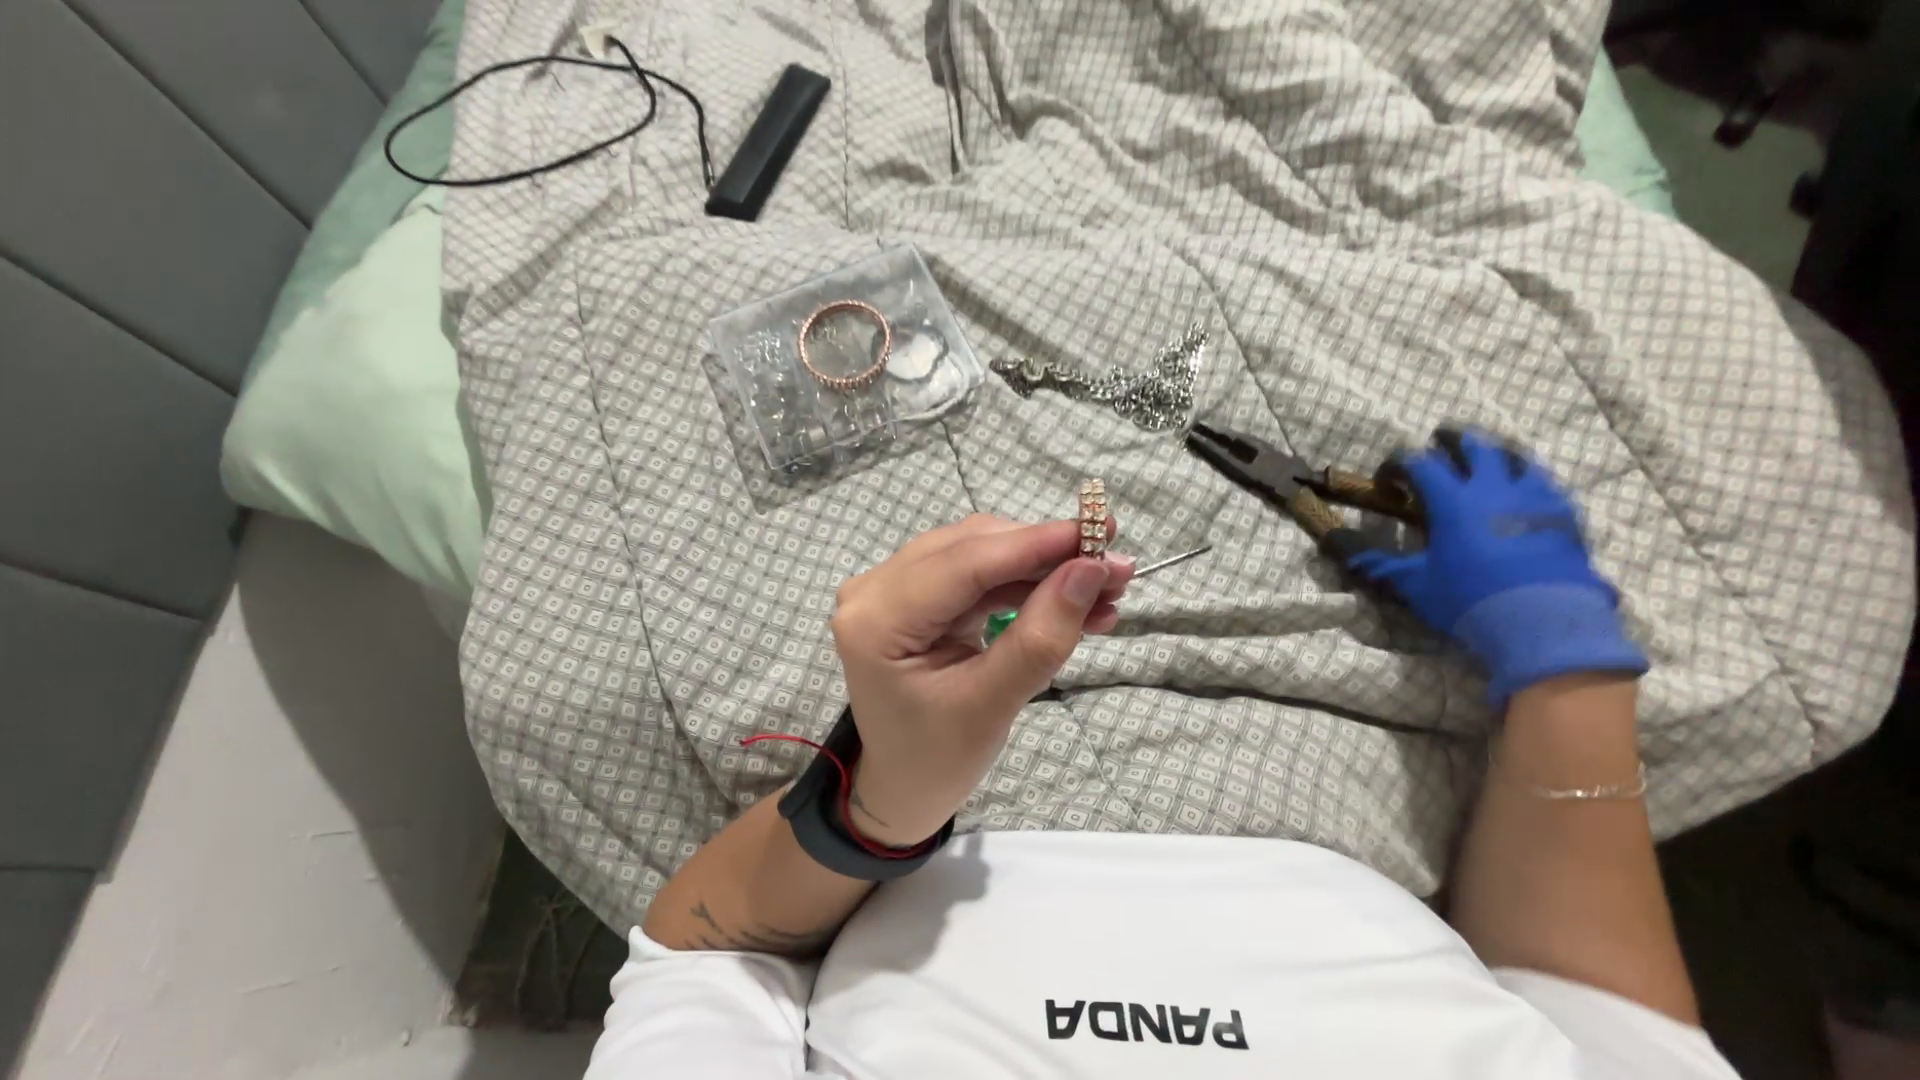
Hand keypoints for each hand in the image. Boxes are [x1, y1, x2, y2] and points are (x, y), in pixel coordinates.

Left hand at [830, 515, 1135, 844]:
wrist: (902, 785)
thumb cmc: (937, 758)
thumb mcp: (992, 705)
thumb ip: (1040, 637)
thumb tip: (1090, 571)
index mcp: (876, 619)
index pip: (965, 562)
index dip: (1037, 543)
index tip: (1103, 530)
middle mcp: (876, 589)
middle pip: (973, 549)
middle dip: (1049, 555)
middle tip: (1119, 567)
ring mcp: (893, 589)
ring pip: (981, 556)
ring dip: (1045, 569)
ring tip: (1109, 589)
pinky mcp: (917, 596)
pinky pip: (979, 576)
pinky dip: (1027, 586)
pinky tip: (1075, 600)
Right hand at [1347, 429, 1647, 708]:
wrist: (1542, 621)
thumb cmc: (1468, 599)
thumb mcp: (1416, 585)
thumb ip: (1380, 565)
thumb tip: (1340, 551)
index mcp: (1453, 500)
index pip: (1421, 462)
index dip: (1399, 462)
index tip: (1388, 476)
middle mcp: (1494, 488)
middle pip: (1475, 446)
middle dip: (1453, 438)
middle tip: (1441, 438)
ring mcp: (1534, 499)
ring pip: (1518, 457)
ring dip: (1498, 452)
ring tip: (1489, 456)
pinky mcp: (1566, 517)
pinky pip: (1548, 485)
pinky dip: (1530, 480)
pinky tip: (1527, 492)